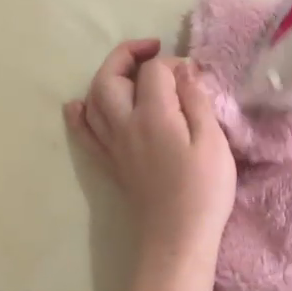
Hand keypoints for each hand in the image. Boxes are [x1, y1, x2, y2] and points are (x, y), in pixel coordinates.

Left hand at [66, 39, 236, 258]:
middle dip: (128, 55)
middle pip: (109, 77)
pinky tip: (78, 105)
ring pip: (94, 99)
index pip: (153, 71)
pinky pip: (85, 133)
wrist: (177, 240)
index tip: (192, 75)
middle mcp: (124, 124)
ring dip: (108, 76)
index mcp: (153, 115)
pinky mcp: (109, 164)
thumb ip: (196, 100)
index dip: (172, 63)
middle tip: (153, 51)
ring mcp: (112, 145)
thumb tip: (183, 71)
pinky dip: (79, 114)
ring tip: (130, 71)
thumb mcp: (213, 140)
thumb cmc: (203, 190)